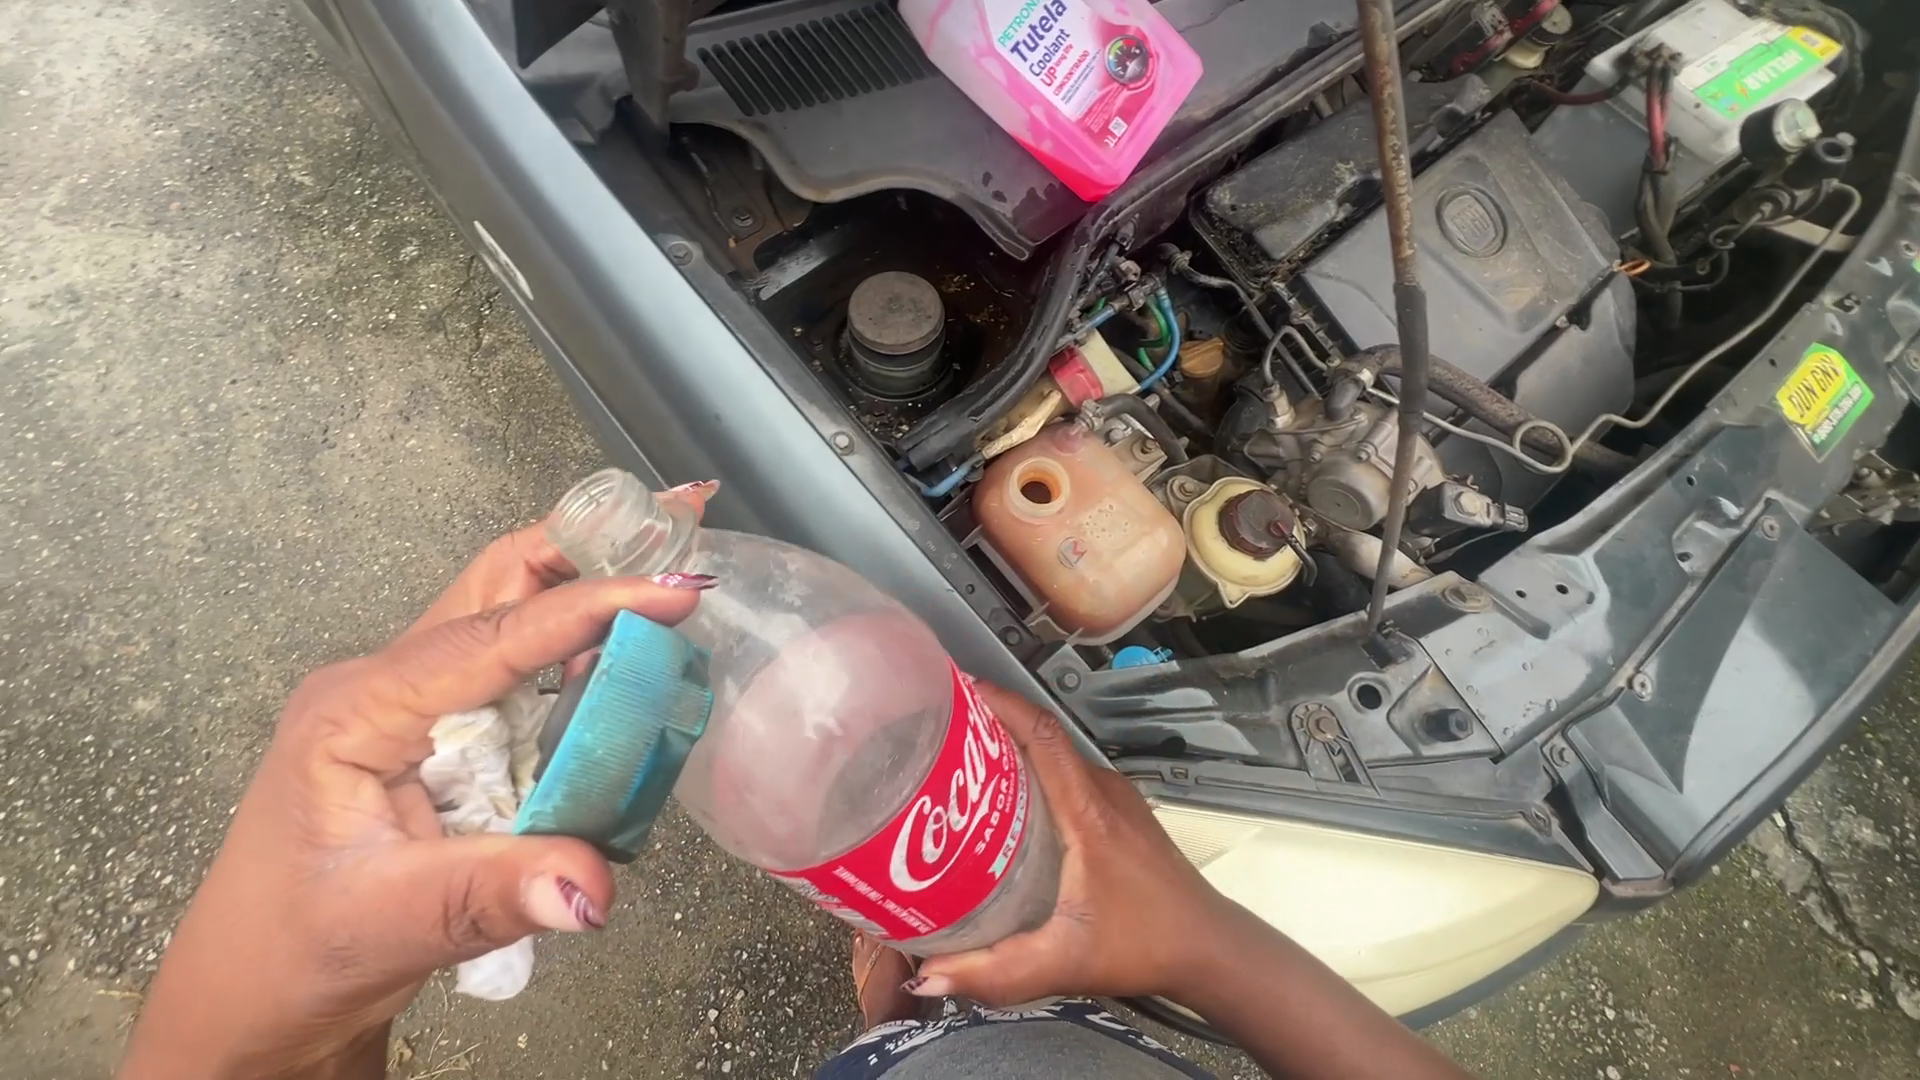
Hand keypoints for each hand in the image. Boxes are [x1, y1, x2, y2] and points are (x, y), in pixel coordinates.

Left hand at [120, 512, 713, 1079]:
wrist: (254, 1000)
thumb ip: (494, 894)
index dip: (598, 603)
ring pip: (515, 601)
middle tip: (678, 515)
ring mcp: (421, 694)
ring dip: (592, 576)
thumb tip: (594, 886)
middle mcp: (392, 678)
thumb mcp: (390, 924)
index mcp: (364, 707)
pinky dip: (585, 631)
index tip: (680, 587)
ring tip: (667, 564)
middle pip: (502, 575)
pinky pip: (526, 652)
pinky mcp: (450, 719)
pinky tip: (629, 641)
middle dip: (592, 538)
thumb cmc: (296, 955)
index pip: (500, 631)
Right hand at [907, 683, 1246, 1005]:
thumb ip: (999, 972)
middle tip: (943, 731)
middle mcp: (1102, 789)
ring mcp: (1115, 795)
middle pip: (1045, 736)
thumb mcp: (1066, 962)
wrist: (1209, 947)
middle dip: (994, 721)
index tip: (960, 690)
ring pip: (1057, 754)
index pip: (1044, 734)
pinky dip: (1034, 769)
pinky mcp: (1119, 809)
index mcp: (1088, 809)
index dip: (1003, 703)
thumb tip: (930, 974)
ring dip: (1013, 746)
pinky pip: (1068, 772)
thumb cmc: (1144, 944)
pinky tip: (1007, 799)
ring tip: (962, 761)